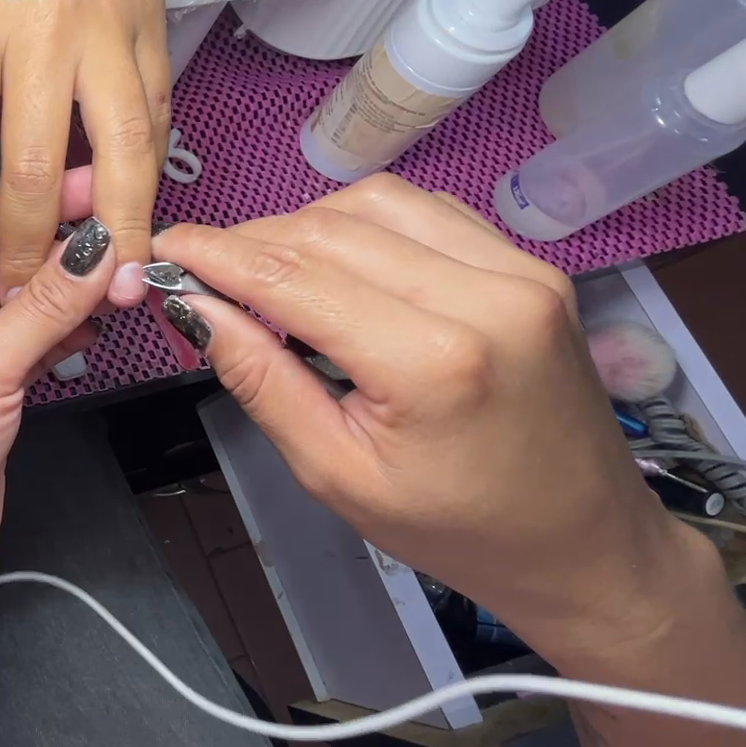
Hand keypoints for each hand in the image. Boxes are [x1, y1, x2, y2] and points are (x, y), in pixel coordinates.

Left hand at [0, 0, 169, 311]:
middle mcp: (42, 41)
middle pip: (40, 169)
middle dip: (35, 246)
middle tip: (31, 297)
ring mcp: (106, 34)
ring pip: (123, 150)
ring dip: (120, 224)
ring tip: (118, 280)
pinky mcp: (151, 25)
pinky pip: (160, 110)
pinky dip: (152, 164)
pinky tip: (141, 203)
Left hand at [0, 174, 112, 602]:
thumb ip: (46, 306)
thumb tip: (99, 248)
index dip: (43, 200)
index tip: (104, 185)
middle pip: (13, 257)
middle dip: (68, 250)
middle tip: (131, 237)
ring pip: (31, 300)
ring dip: (75, 294)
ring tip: (126, 282)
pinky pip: (37, 339)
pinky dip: (68, 333)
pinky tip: (98, 327)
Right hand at [153, 175, 699, 658]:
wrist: (585, 544)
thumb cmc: (448, 526)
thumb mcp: (330, 470)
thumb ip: (258, 377)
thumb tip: (193, 306)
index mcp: (431, 361)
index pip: (290, 277)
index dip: (212, 254)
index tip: (160, 247)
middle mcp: (483, 293)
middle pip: (324, 229)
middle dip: (246, 241)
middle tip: (200, 271)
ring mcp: (518, 268)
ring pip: (370, 202)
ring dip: (298, 226)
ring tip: (264, 271)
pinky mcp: (528, 262)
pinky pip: (419, 208)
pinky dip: (356, 221)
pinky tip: (335, 261)